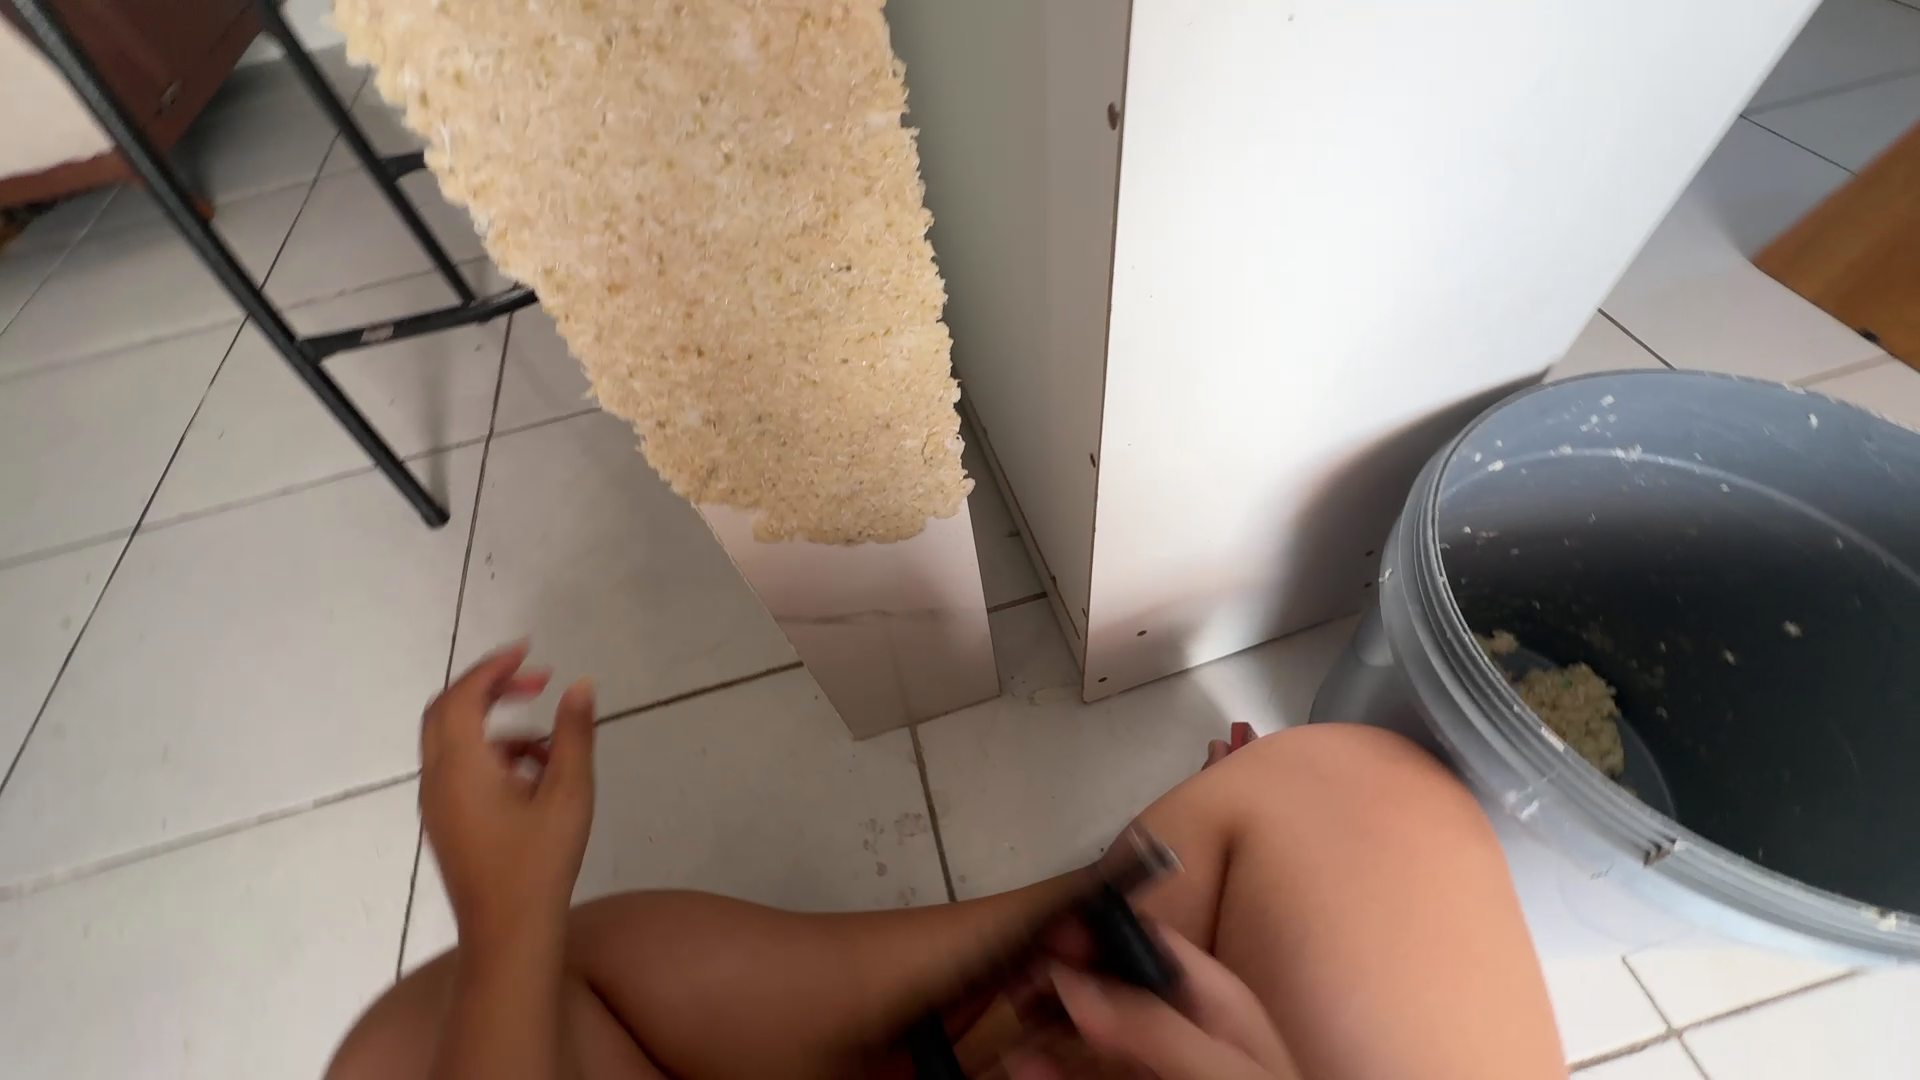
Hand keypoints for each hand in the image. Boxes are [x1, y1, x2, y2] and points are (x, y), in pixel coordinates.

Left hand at [420, 642, 596, 952]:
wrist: (509, 932)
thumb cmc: (541, 859)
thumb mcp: (569, 791)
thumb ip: (574, 733)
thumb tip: (580, 684)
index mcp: (462, 768)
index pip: (463, 698)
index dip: (493, 667)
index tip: (529, 650)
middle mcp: (438, 780)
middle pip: (446, 712)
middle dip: (490, 687)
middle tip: (538, 680)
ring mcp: (438, 803)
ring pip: (454, 740)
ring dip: (496, 721)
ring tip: (549, 736)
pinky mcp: (447, 820)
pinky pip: (461, 766)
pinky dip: (494, 751)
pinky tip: (537, 772)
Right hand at [1012, 927, 1299, 1079]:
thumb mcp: (1221, 1067)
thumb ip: (1152, 1023)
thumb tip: (1075, 981)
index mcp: (1207, 994)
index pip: (1143, 939)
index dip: (1093, 930)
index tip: (1045, 937)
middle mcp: (1176, 1021)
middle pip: (1106, 979)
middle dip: (1059, 974)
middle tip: (1015, 981)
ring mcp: (1154, 1064)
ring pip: (1089, 1027)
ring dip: (1047, 1019)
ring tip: (1011, 1019)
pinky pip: (1087, 1073)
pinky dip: (1052, 1067)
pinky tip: (1022, 1065)